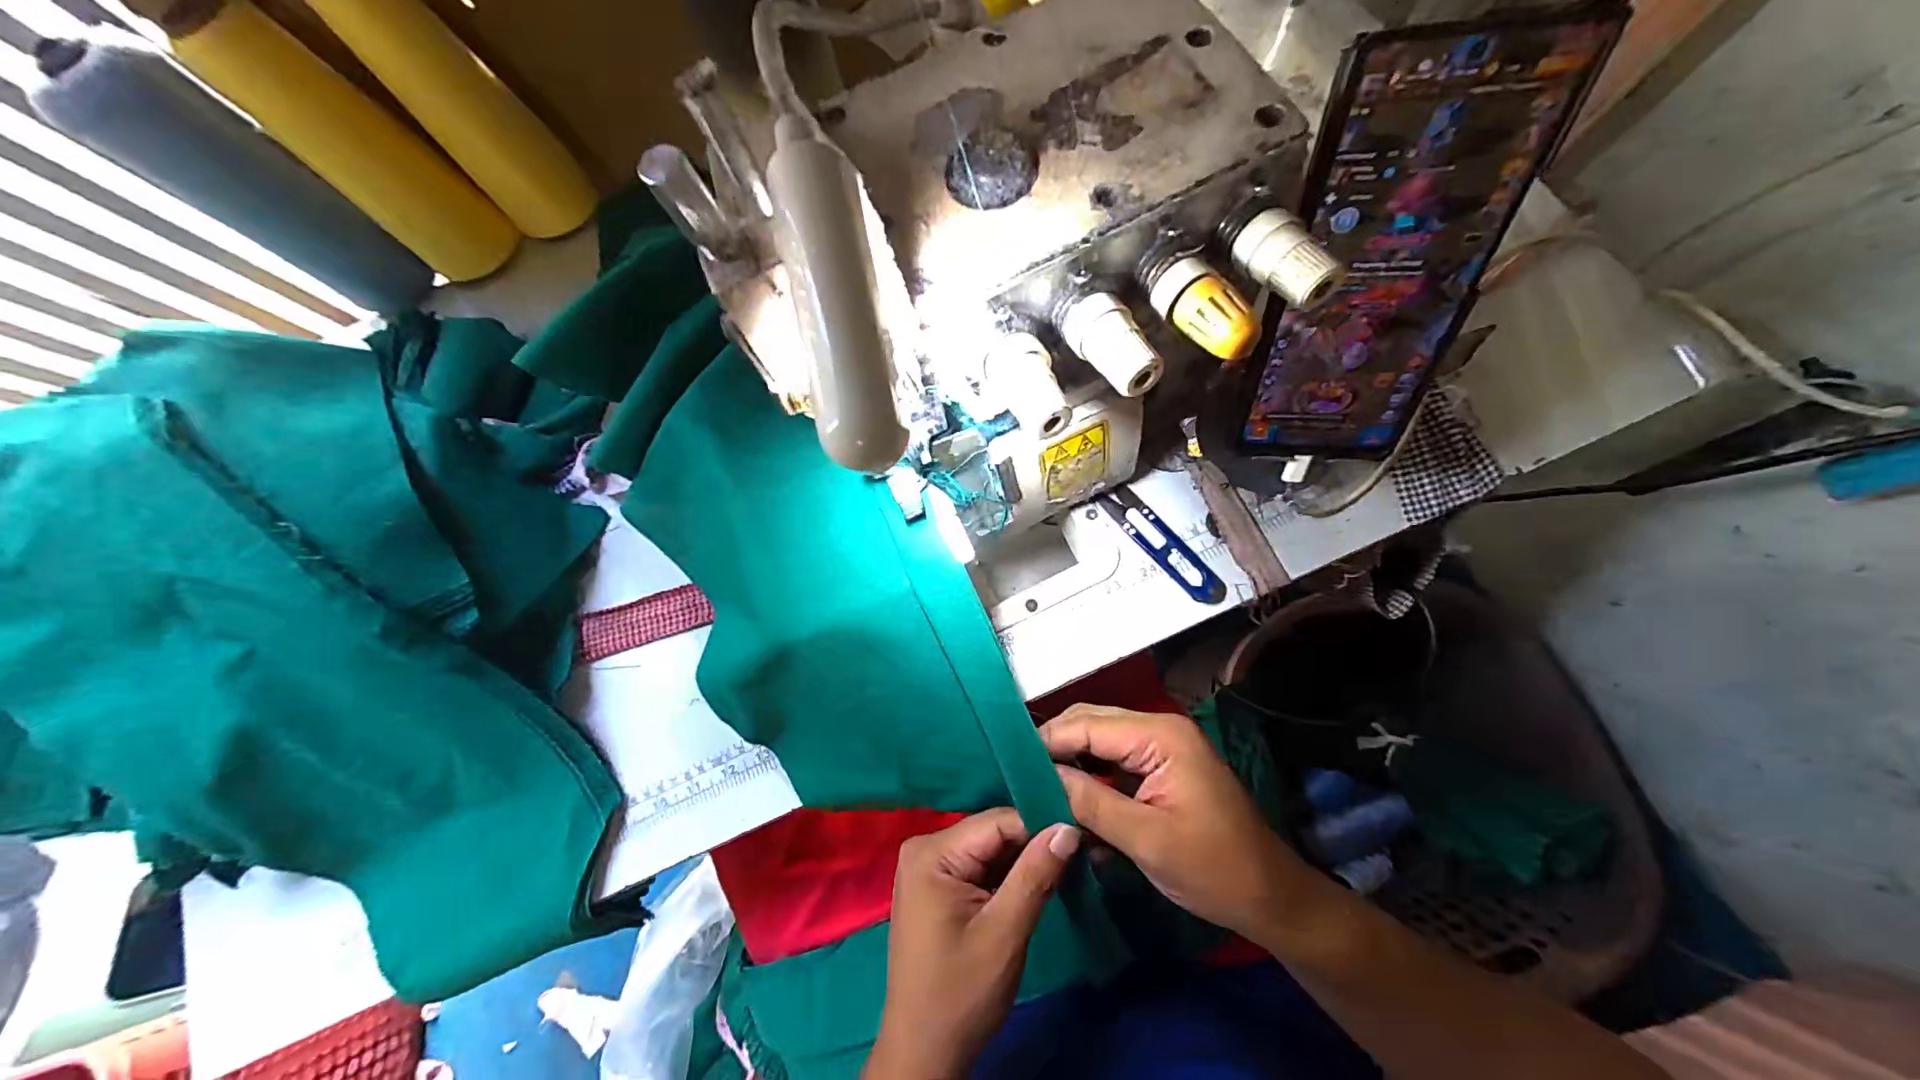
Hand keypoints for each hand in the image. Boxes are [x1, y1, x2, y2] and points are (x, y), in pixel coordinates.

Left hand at [865, 809, 1079, 1078]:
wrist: (925, 1051)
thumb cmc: (960, 994)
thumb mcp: (1004, 933)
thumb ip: (1035, 875)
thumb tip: (1069, 827)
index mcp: (932, 852)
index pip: (998, 821)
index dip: (1042, 825)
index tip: (1084, 833)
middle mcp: (926, 848)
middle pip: (994, 833)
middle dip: (1036, 842)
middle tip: (1083, 849)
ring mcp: (930, 868)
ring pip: (991, 850)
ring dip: (1026, 860)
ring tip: (1071, 862)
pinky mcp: (939, 887)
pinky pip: (982, 867)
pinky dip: (1010, 876)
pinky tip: (1041, 881)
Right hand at [1040, 704, 1325, 945]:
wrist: (1270, 897)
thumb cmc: (1214, 869)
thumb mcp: (1146, 839)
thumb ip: (1090, 802)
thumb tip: (1041, 776)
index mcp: (1161, 736)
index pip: (1087, 725)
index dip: (1046, 741)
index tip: (1008, 763)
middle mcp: (1160, 729)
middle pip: (1091, 723)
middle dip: (1054, 745)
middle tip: (1016, 773)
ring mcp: (1162, 746)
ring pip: (1099, 739)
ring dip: (1069, 758)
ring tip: (1033, 781)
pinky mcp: (1161, 767)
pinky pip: (1114, 759)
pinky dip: (1089, 773)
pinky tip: (1066, 793)